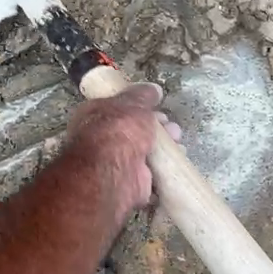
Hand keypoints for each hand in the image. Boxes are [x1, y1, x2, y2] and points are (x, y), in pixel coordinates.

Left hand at [64, 82, 181, 217]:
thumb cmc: (118, 130)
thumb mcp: (132, 103)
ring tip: (177, 143)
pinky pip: (152, 175)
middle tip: (171, 128)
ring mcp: (117, 164)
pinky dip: (165, 170)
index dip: (140, 107)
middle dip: (157, 128)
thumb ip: (143, 96)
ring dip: (164, 148)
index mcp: (95, 117)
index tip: (157, 106)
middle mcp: (103, 140)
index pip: (119, 109)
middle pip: (135, 132)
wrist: (115, 171)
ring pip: (145, 153)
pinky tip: (176, 161)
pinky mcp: (132, 184)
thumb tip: (153, 89)